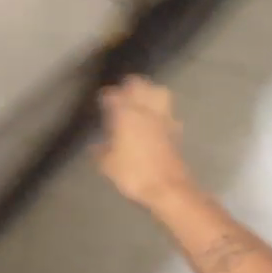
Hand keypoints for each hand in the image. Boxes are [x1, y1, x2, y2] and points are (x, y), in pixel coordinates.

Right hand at [93, 76, 198, 209]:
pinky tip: (156, 119)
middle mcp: (146, 111)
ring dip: (150, 92)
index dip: (108, 95)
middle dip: (131, 85)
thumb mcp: (108, 165)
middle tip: (123, 92)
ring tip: (142, 99)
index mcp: (126, 115)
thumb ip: (100, 151)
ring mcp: (164, 118)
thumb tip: (95, 146)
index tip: (103, 99)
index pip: (114, 96)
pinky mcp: (175, 129)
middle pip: (140, 85)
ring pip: (159, 92)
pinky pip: (167, 111)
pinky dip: (161, 110)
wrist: (168, 187)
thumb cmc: (133, 174)